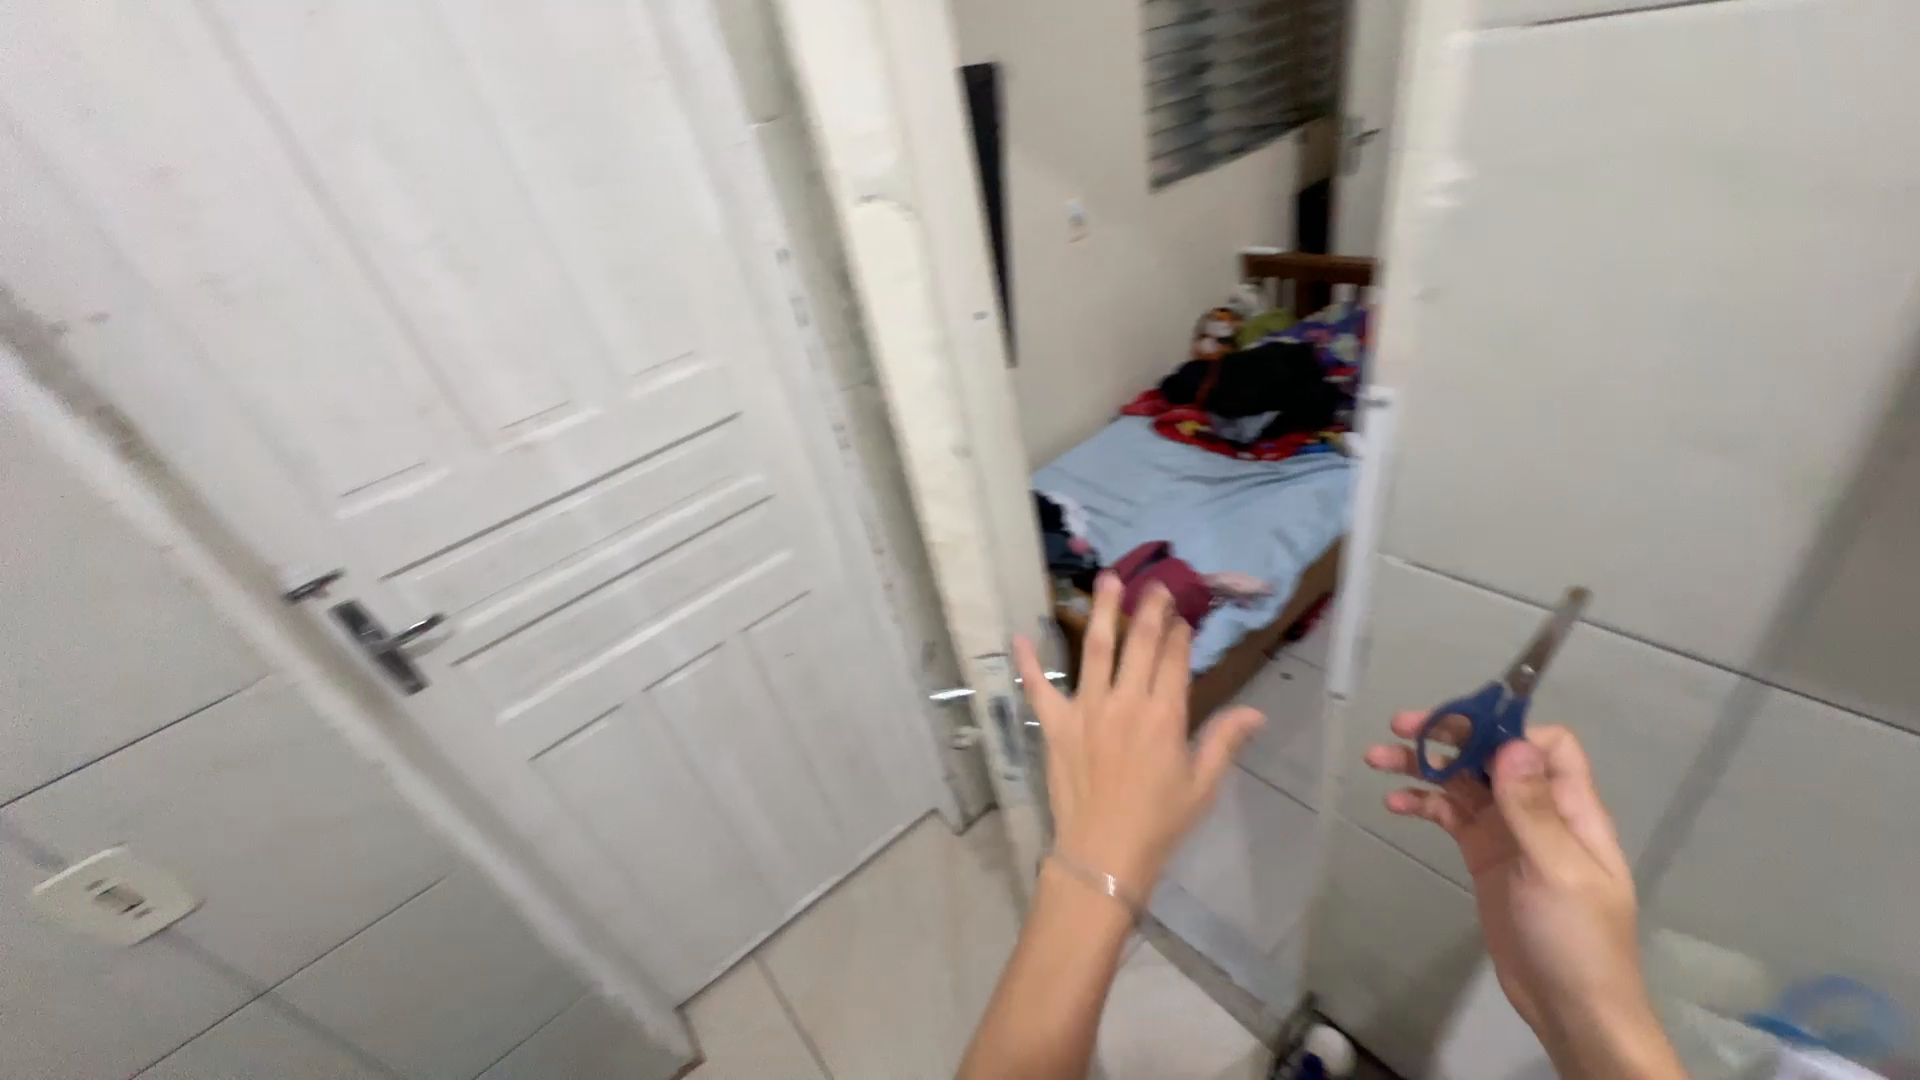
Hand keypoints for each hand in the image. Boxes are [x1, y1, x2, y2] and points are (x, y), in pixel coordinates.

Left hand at [1013, 573, 1263, 897]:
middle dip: (1149, 610)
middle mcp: (1125, 702)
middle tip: (1155, 584)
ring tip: (1107, 580)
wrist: (1103, 853)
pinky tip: (1020, 636)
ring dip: (1101, 612)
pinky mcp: (1055, 724)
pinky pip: (1038, 688)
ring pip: (1094, 650)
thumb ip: (1225, 741)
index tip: (1182, 613)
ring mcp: (1086, 709)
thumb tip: (1257, 711)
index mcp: (1164, 716)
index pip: (1174, 660)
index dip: (1179, 633)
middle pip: (1138, 644)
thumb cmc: (1159, 822)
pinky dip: (1028, 663)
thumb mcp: (1202, 785)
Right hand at [1365, 715, 1682, 1078]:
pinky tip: (1393, 804)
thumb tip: (1510, 744)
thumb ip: (1532, 808)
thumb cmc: (1575, 938)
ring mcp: (1507, 831)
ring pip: (1461, 781)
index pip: (1546, 745)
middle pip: (1491, 754)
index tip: (1457, 729)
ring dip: (1421, 766)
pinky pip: (1447, 813)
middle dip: (1447, 736)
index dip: (1504, 728)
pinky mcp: (1481, 852)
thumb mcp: (1556, 870)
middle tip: (1399, 727)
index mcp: (1571, 809)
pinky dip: (1420, 802)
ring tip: (1376, 759)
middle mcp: (1538, 810)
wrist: (1569, 1005)